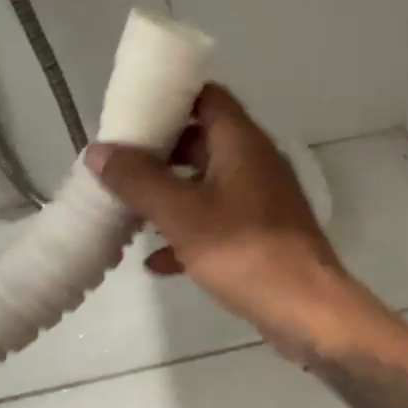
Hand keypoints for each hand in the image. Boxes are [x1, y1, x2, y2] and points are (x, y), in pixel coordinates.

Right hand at [85, 84, 368, 339]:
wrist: (308, 310)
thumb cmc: (245, 252)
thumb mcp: (182, 215)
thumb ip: (139, 180)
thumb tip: (100, 150)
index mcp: (242, 143)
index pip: (206, 96)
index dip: (168, 99)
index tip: (128, 115)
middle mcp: (256, 163)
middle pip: (203, 142)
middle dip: (160, 154)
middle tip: (119, 168)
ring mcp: (263, 202)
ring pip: (208, 186)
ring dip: (170, 197)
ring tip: (128, 212)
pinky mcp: (264, 237)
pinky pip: (219, 224)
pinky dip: (190, 235)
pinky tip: (158, 262)